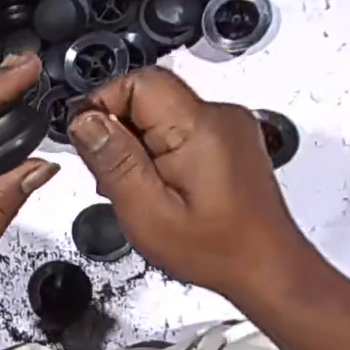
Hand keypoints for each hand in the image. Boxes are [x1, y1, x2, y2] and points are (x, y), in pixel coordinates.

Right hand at [68, 67, 317, 299]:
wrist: (264, 267)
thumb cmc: (216, 249)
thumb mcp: (147, 212)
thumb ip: (113, 161)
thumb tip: (85, 121)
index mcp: (198, 129)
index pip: (137, 81)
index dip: (102, 106)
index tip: (89, 140)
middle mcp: (218, 117)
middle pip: (146, 95)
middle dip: (118, 132)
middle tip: (115, 176)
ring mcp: (227, 126)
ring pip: (158, 113)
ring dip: (136, 145)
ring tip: (141, 188)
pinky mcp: (227, 139)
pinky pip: (177, 129)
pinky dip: (157, 153)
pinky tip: (160, 188)